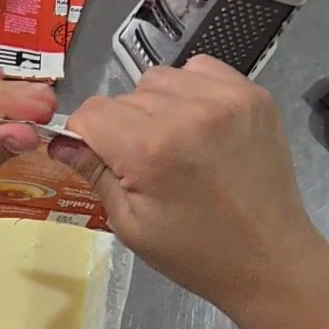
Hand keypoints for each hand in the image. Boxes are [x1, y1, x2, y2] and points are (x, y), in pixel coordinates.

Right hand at [59, 58, 328, 320]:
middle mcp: (189, 112)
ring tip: (169, 143)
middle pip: (123, 96)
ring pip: (158, 79)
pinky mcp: (253, 95)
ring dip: (151, 106)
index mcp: (152, 149)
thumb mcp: (129, 223)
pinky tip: (195, 126)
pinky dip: (187, 91)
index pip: (92, 113)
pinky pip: (200, 70)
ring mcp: (227, 98)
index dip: (83, 135)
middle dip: (118, 127)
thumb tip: (59, 143)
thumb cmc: (193, 253)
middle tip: (138, 165)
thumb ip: (94, 173)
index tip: (94, 158)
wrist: (269, 259)